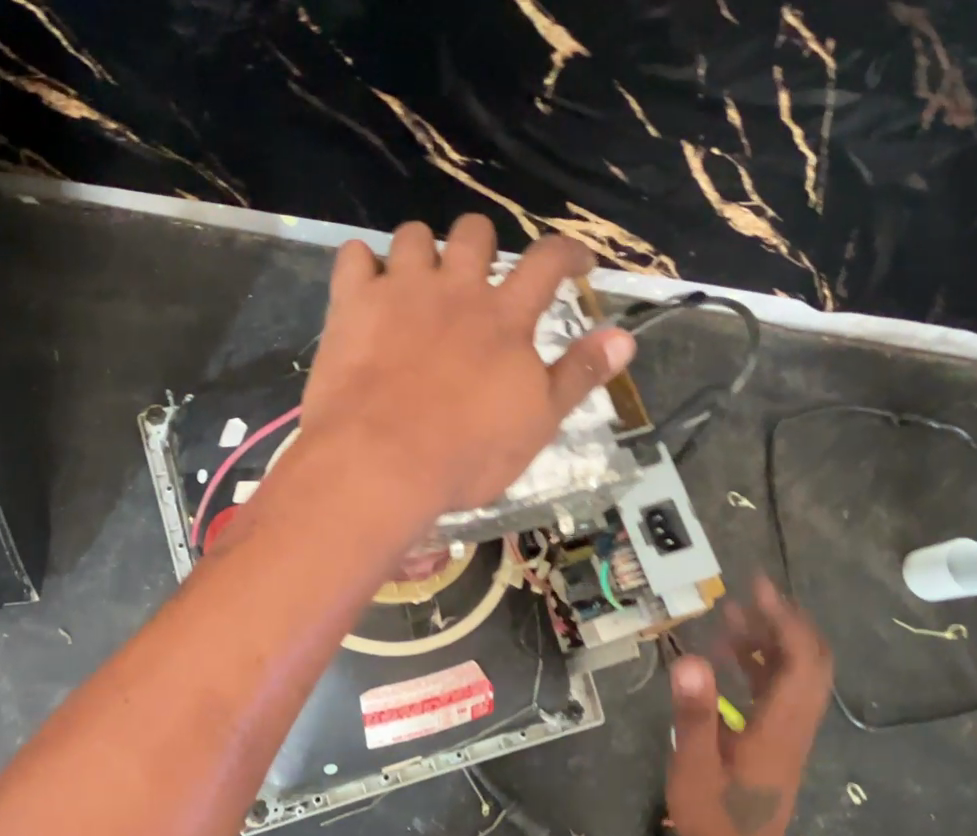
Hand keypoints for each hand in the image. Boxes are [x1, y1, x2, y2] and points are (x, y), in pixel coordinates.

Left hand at [297, 215, 635, 515]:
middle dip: (481, 244)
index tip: (577, 262)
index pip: (547, 260)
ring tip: (418, 279)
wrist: (379, 462)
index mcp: (505, 318)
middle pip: (474, 232)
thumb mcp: (537, 424)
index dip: (568, 252)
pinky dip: (360, 264)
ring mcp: (399, 292)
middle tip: (476, 275)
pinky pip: (352, 256)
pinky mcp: (351, 305)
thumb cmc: (466, 455)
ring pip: (413, 236)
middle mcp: (455, 291)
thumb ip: (578, 375)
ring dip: (421, 251)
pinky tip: (364, 285)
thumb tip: (625, 337)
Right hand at [666, 577, 833, 835]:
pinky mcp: (773, 744)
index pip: (800, 662)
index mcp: (780, 727)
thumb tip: (690, 659)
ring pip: (793, 677)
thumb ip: (694, 713)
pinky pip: (776, 693)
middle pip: (808, 663)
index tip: (758, 588)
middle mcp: (794, 725)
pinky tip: (728, 657)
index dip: (784, 621)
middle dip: (784, 622)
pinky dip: (759, 666)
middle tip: (750, 592)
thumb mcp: (694, 766)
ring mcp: (786, 735)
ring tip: (733, 614)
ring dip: (770, 642)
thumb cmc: (713, 819)